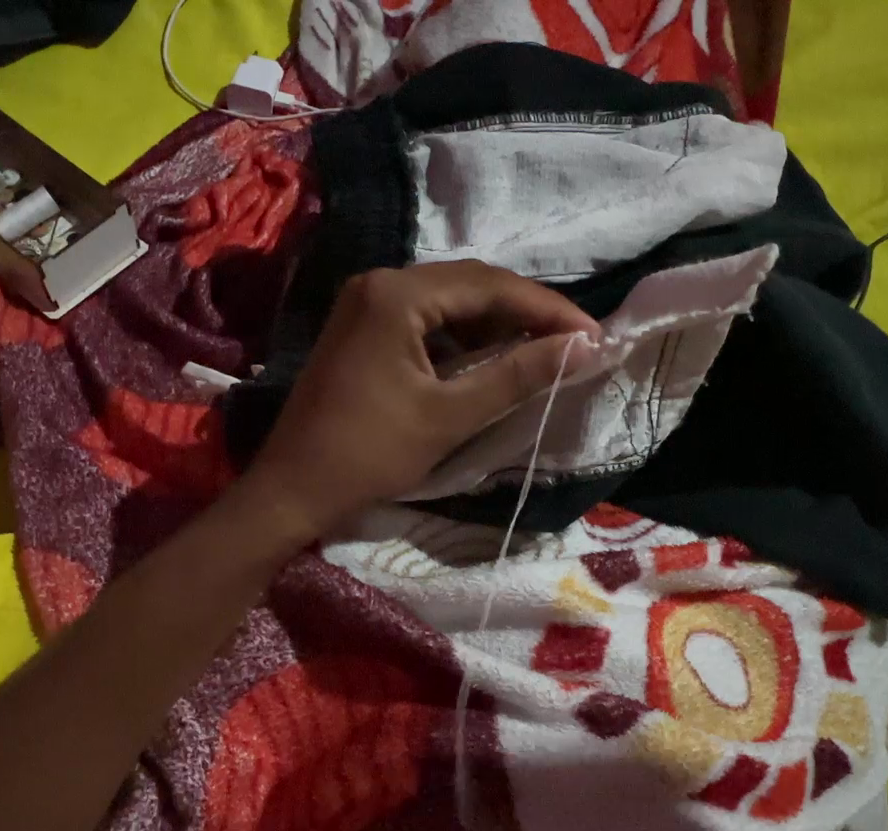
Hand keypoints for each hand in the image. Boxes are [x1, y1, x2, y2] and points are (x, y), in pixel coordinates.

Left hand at [241, 260, 600, 538]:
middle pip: (469, 286)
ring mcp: (365, 306)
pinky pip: (424, 322)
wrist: (293, 489)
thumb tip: (583, 347)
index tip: (594, 336)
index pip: (490, 285)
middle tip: (573, 344)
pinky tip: (488, 362)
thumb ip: (517, 375)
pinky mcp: (360, 331)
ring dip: (494, 327)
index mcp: (397, 294)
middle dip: (524, 315)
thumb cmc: (369, 454)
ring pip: (448, 304)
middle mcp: (379, 284)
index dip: (548, 310)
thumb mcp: (449, 416)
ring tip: (540, 355)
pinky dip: (461, 340)